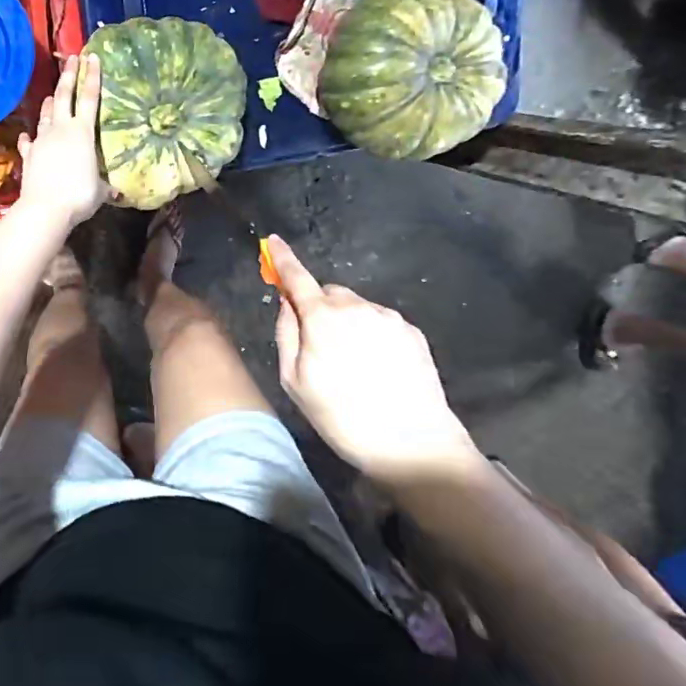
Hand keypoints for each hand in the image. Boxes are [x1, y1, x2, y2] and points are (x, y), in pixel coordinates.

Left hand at [16, 53, 112, 226]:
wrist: (45, 208)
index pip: (90, 97)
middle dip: (68, 76)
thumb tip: (115, 192)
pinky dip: (30, 138)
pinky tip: (28, 137)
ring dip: (50, 103)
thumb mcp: (99, 191)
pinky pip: (29, 142)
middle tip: (71, 60)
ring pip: (46, 115)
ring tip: (53, 94)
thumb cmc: (79, 196)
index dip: (92, 76)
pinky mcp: (29, 155)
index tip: (92, 57)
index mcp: (83, 132)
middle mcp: (61, 130)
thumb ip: (105, 186)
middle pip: (64, 96)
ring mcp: (42, 141)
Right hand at [267, 235, 482, 487]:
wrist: (412, 445)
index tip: (273, 241)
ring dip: (345, 322)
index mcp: (322, 317)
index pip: (298, 277)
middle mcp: (356, 307)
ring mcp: (388, 318)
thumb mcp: (294, 381)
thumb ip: (286, 333)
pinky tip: (375, 368)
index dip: (283, 258)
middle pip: (328, 294)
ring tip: (351, 365)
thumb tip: (287, 304)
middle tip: (317, 345)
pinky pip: (379, 321)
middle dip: (318, 307)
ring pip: (355, 307)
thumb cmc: (341, 416)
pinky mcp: (412, 332)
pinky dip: (369, 334)